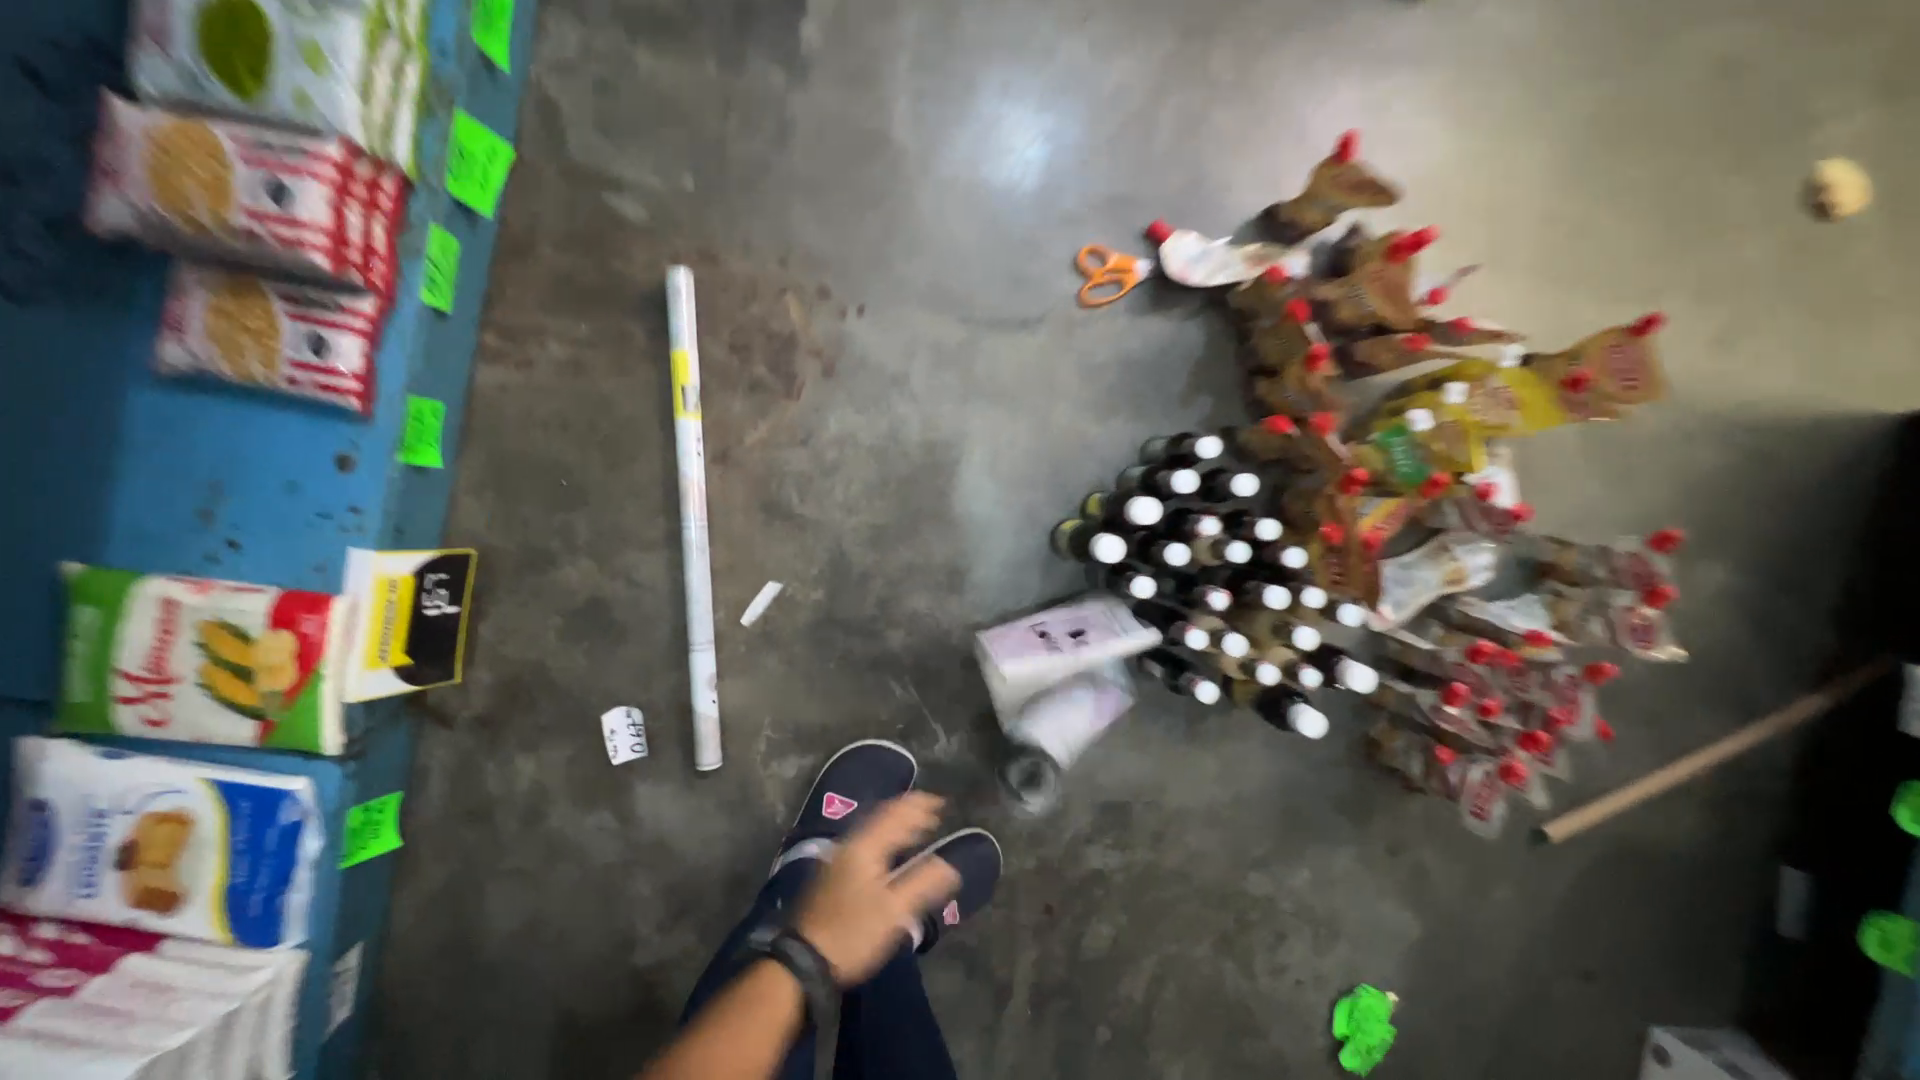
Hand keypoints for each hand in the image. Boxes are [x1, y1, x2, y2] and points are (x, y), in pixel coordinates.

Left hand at [790, 793, 958, 985]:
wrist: (803, 961)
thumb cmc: (852, 933)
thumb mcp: (893, 911)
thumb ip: (923, 884)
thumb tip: (951, 866)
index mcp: (864, 848)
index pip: (895, 815)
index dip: (918, 807)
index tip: (941, 803)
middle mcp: (848, 846)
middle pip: (881, 818)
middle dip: (908, 813)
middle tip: (932, 812)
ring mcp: (836, 860)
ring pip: (871, 831)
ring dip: (895, 826)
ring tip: (916, 829)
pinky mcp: (832, 875)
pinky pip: (863, 843)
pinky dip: (883, 839)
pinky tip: (889, 852)